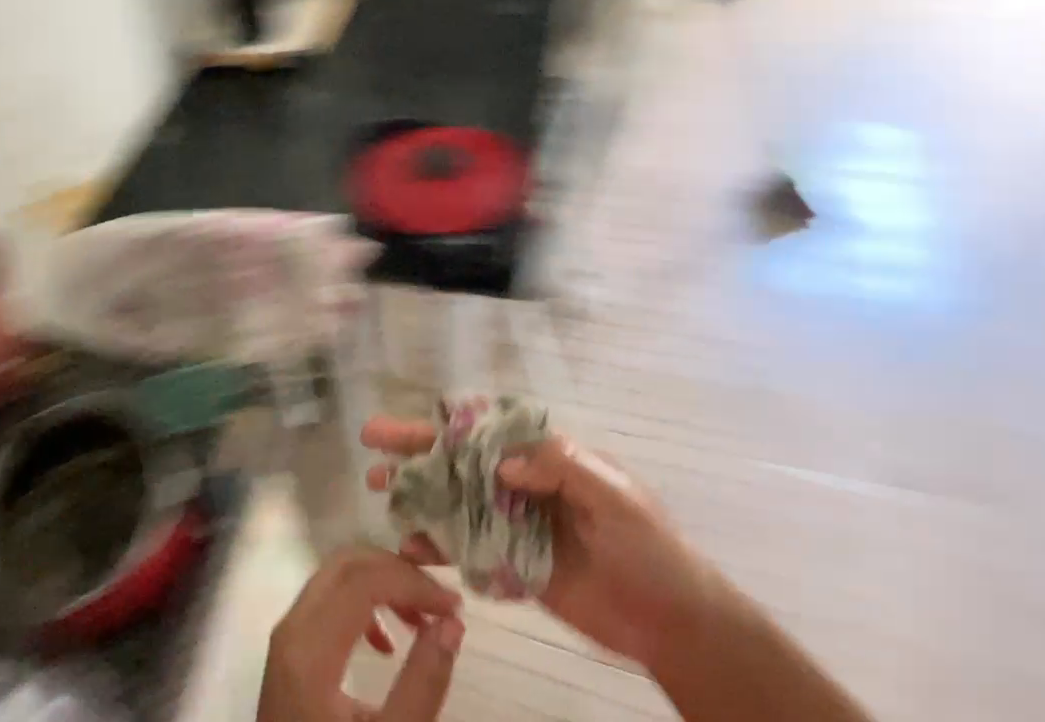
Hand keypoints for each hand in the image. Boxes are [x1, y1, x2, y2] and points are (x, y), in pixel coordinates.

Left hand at [257, 546, 466, 721]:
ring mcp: (286, 636)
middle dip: (398, 572)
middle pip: (345, 565)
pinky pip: (326, 600)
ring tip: (423, 620)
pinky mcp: (289, 649)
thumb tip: (452, 624)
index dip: (413, 583)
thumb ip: (424, 683)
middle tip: (441, 602)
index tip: (455, 606)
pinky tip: (387, 643)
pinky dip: (362, 603)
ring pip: (334, 577)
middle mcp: (291, 628)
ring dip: (381, 584)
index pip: (363, 581)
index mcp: (310, 649)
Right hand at [362, 417, 735, 669]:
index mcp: (546, 459)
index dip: (441, 425)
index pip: (485, 432)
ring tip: (379, 495)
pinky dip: (437, 547)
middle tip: (372, 451)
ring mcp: (514, 526)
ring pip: (455, 503)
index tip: (404, 424)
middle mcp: (523, 486)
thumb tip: (500, 462)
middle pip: (460, 463)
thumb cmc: (648, 546)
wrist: (672, 620)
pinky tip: (409, 549)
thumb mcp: (612, 493)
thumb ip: (559, 467)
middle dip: (415, 455)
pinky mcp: (512, 567)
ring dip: (418, 497)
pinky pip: (466, 550)